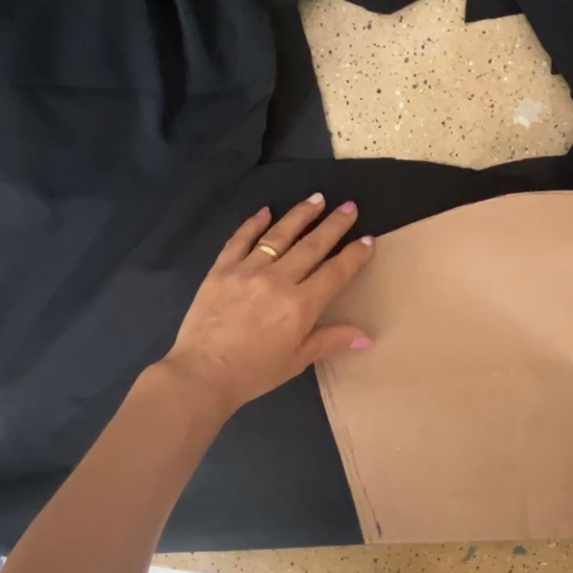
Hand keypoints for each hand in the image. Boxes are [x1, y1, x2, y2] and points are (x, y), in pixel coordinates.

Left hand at [159, 194, 375, 412]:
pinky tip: (265, 211)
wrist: (203, 373)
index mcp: (300, 305)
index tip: (369, 239)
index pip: (335, 273)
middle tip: (348, 206)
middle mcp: (278, 280)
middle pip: (312, 246)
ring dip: (300, 215)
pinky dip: (253, 224)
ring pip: (279, 235)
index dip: (354, 256)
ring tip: (316, 199)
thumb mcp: (296, 360)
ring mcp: (247, 271)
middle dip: (333, 225)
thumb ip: (330, 341)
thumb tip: (366, 337)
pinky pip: (240, 240)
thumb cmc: (254, 373)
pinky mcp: (221, 270)